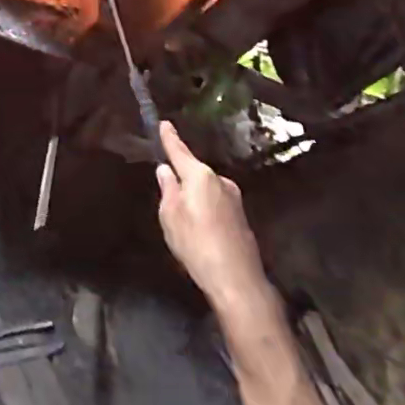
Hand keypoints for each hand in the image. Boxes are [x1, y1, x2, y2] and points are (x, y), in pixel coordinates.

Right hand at [154, 122, 274, 319]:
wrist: (237, 280)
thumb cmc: (196, 243)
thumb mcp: (170, 215)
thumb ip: (167, 189)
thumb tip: (166, 171)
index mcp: (200, 176)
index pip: (180, 151)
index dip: (170, 138)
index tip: (164, 124)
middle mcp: (220, 182)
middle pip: (194, 171)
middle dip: (181, 175)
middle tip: (165, 187)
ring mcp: (234, 199)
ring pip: (205, 188)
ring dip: (193, 194)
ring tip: (181, 215)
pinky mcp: (240, 217)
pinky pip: (215, 202)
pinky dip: (204, 207)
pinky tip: (198, 226)